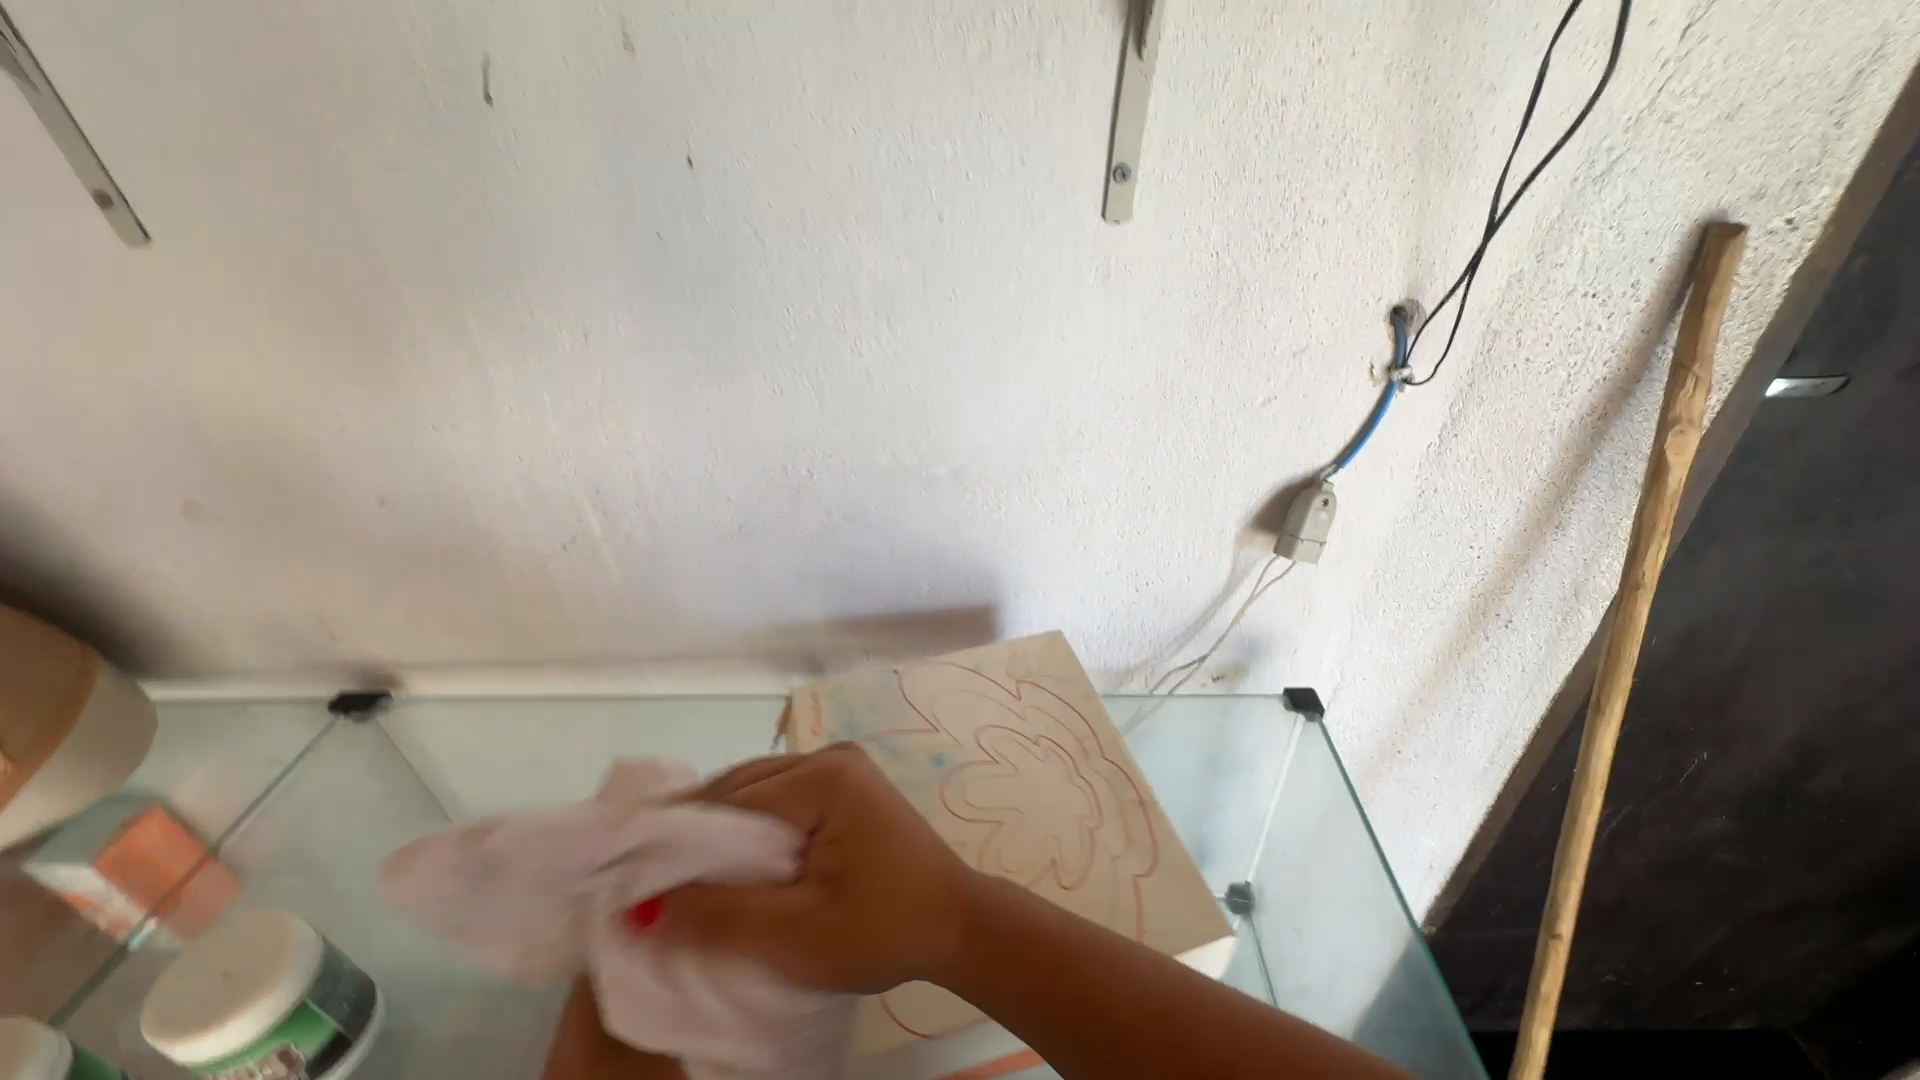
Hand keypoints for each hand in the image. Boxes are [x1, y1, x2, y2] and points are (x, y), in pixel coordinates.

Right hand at [662, 743, 980, 994]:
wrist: (956, 926)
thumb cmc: (883, 931)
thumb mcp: (794, 935)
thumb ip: (717, 916)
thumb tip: (640, 906)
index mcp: (824, 777)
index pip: (730, 803)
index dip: (678, 841)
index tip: (630, 876)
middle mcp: (831, 756)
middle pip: (741, 790)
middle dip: (696, 833)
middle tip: (649, 878)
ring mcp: (842, 767)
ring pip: (757, 792)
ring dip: (722, 831)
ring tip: (681, 874)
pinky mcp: (847, 786)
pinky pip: (780, 799)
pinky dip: (752, 829)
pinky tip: (730, 861)